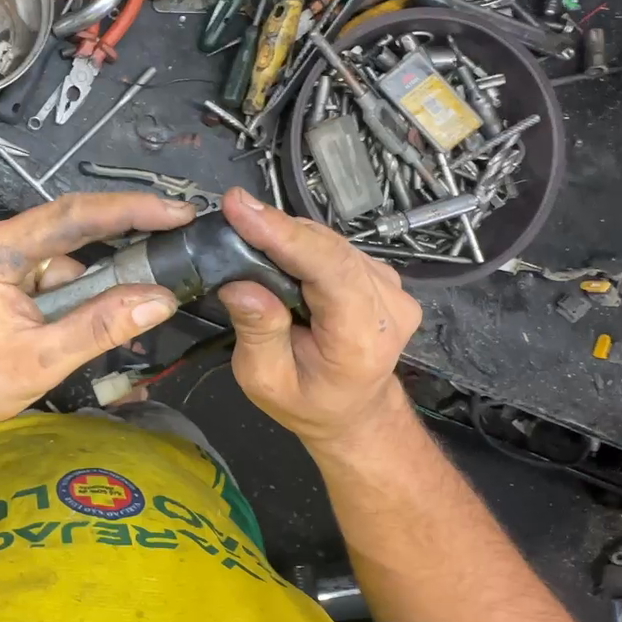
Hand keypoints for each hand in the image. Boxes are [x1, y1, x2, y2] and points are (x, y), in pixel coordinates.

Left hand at [0, 192, 197, 434]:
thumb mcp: (43, 359)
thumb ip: (101, 326)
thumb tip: (159, 301)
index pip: (72, 217)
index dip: (130, 210)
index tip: (175, 211)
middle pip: (70, 227)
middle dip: (122, 236)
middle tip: (175, 235)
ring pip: (63, 255)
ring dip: (90, 283)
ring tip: (93, 320)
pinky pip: (49, 270)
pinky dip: (70, 292)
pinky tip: (66, 323)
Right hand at [215, 188, 420, 445]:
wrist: (354, 413)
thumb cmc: (308, 403)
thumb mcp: (266, 381)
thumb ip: (257, 333)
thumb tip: (240, 285)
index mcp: (361, 337)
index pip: (329, 270)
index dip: (284, 235)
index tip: (241, 209)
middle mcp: (387, 306)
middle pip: (330, 249)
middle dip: (278, 228)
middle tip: (231, 212)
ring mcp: (390, 288)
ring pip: (332, 243)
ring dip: (287, 234)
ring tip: (245, 229)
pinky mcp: (381, 278)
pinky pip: (335, 248)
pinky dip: (300, 242)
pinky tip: (273, 245)